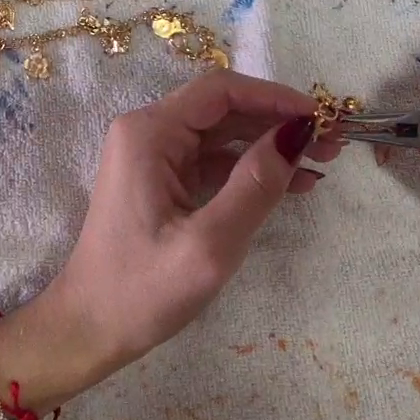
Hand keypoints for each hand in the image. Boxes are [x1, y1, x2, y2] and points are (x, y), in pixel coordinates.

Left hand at [36, 70, 340, 386]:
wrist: (88, 328)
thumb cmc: (142, 290)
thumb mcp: (209, 244)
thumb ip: (255, 186)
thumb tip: (297, 135)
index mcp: (149, 133)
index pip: (220, 92)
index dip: (273, 97)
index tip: (320, 116)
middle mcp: (147, 132)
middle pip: (223, 109)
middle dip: (277, 122)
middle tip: (332, 143)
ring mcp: (152, 155)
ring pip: (221, 134)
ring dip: (269, 145)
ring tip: (323, 163)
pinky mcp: (161, 179)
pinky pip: (212, 160)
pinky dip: (250, 169)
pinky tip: (292, 185)